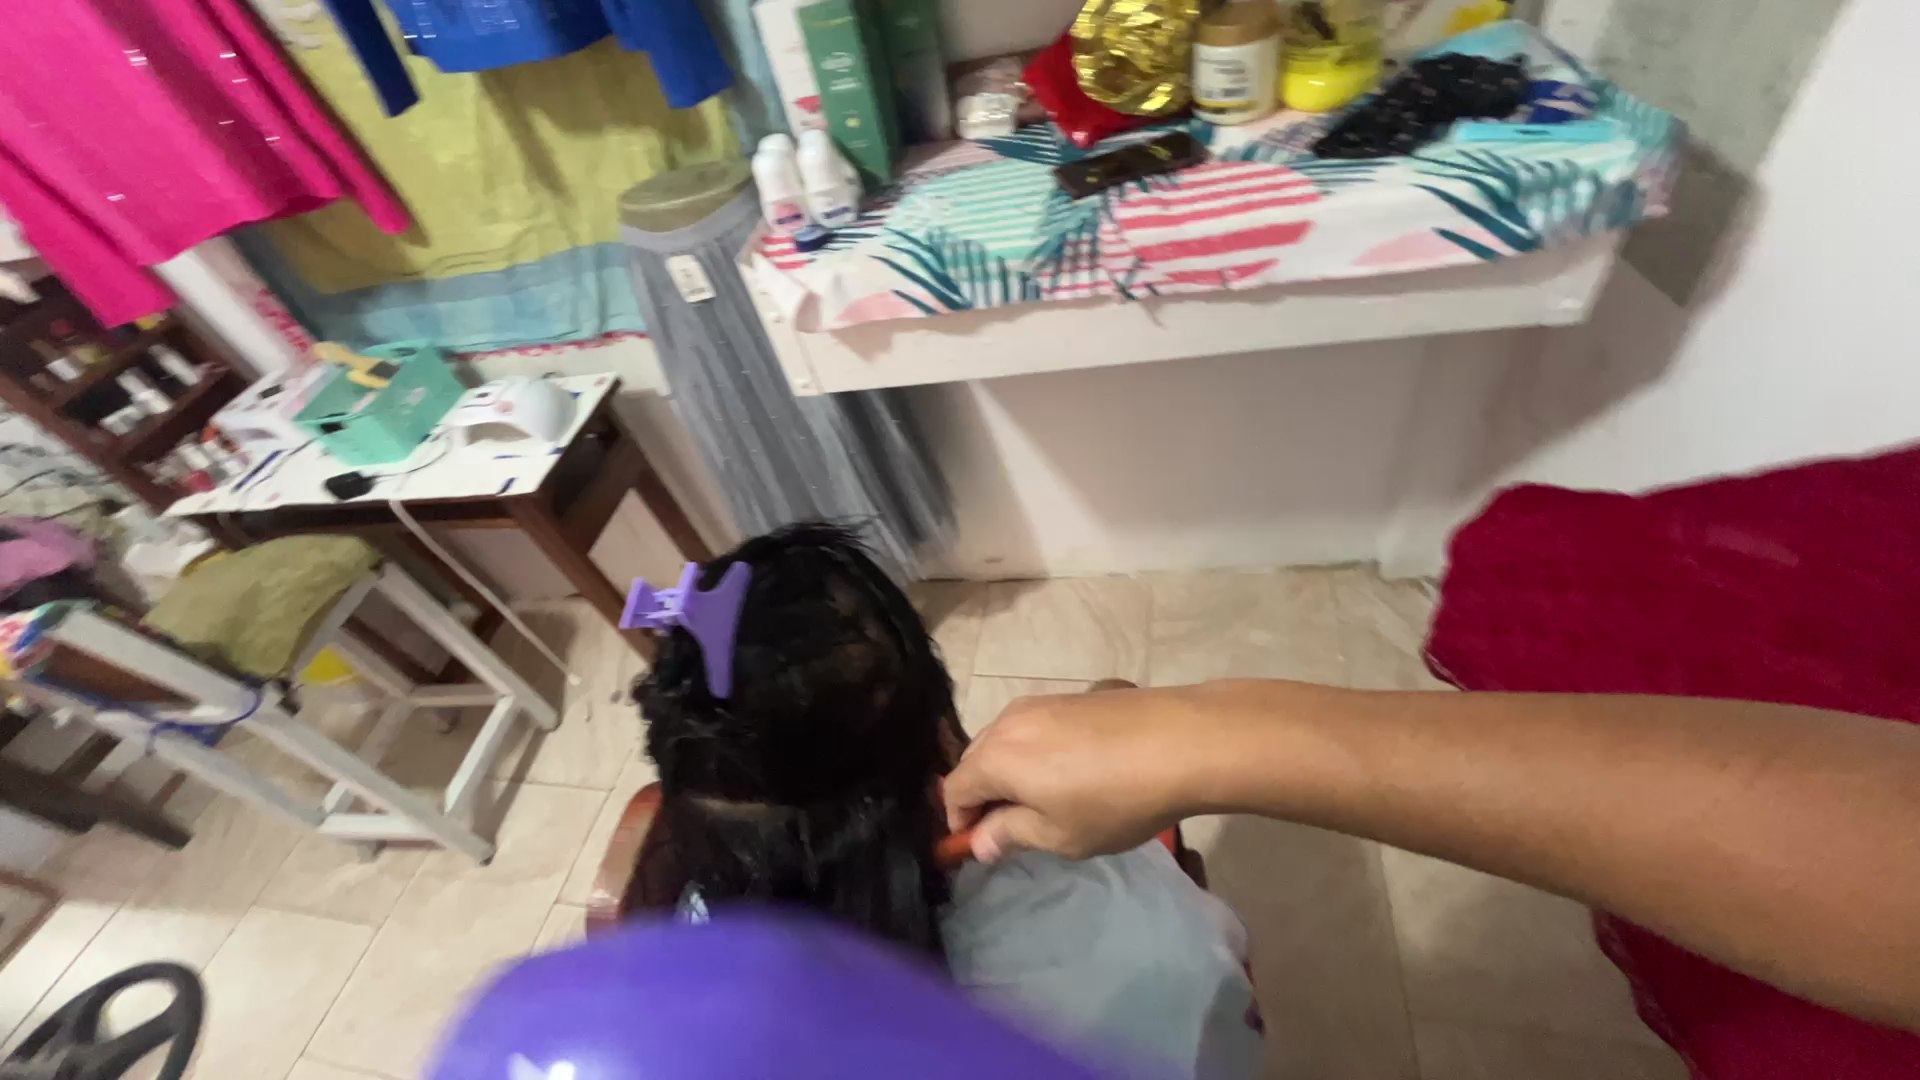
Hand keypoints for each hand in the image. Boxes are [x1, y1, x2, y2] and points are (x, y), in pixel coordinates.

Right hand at [943, 684, 1213, 861]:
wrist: (1178, 742)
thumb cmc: (1113, 800)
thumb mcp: (1059, 834)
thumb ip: (1010, 835)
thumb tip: (979, 841)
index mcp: (996, 757)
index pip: (953, 790)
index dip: (959, 823)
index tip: (981, 846)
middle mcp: (1008, 721)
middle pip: (974, 760)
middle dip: (981, 794)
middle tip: (1011, 827)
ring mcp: (1039, 702)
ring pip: (1003, 739)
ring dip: (1007, 770)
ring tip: (1042, 798)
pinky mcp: (1069, 696)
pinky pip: (1032, 727)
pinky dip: (1032, 751)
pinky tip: (1070, 770)